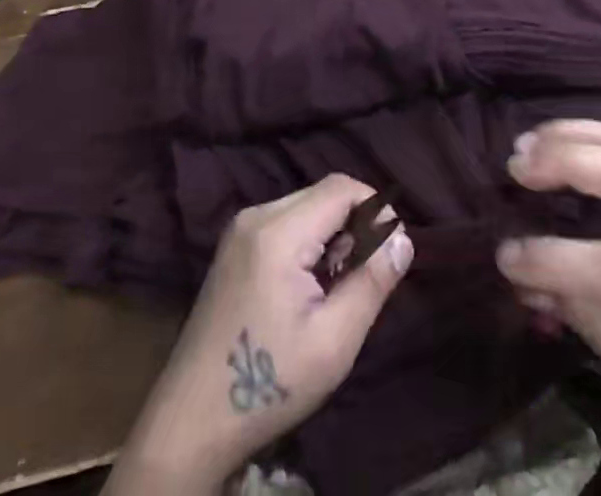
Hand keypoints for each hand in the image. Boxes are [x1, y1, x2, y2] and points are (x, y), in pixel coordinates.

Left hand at [107, 175, 412, 494]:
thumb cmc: (273, 379)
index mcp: (277, 232)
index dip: (376, 208)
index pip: (340, 188)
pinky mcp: (233, 246)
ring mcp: (239, 230)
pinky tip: (312, 286)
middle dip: (356, 223)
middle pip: (321, 194)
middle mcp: (255, 216)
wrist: (197, 412)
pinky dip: (309, 241)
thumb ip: (372, 280)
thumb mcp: (336, 338)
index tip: (395, 249)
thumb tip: (403, 238)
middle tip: (371, 274)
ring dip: (333, 233)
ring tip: (342, 285)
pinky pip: (283, 223)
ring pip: (303, 207)